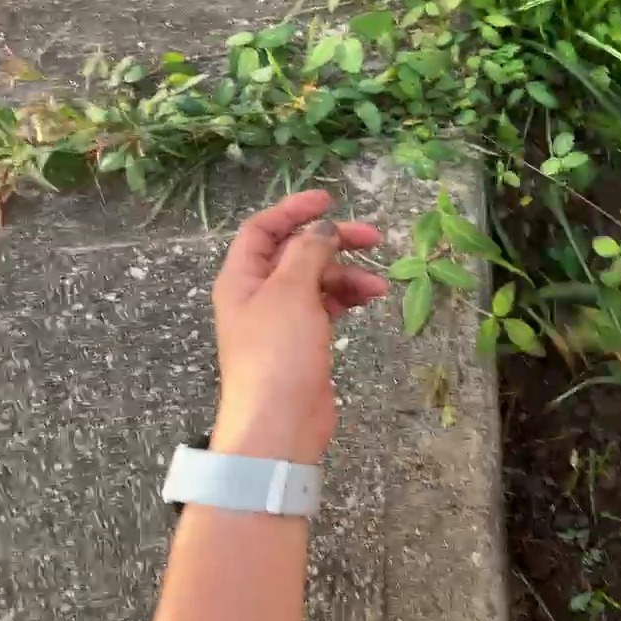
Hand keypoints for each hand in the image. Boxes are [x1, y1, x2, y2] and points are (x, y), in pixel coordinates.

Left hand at [209, 191, 385, 463]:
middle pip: (296, 253)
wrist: (280, 421)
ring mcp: (282, 319)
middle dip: (333, 243)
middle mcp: (259, 294)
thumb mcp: (291, 294)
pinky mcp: (304, 340)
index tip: (329, 199)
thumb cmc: (278, 354)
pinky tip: (368, 300)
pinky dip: (347, 298)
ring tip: (379, 285)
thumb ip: (308, 253)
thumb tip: (323, 229)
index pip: (264, 230)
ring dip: (347, 275)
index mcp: (242, 279)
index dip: (293, 210)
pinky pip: (327, 305)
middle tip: (373, 237)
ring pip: (317, 280)